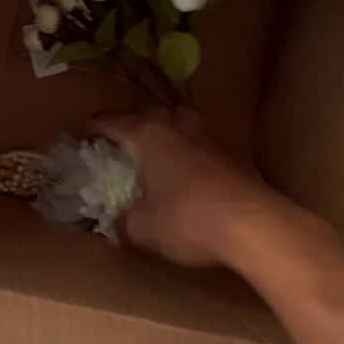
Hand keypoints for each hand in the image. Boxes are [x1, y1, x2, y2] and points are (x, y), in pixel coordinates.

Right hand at [89, 109, 324, 268]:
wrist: (254, 225)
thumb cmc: (188, 220)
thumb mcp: (144, 229)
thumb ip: (125, 224)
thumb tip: (118, 225)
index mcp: (147, 136)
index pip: (115, 122)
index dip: (99, 124)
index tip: (89, 126)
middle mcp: (177, 128)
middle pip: (151, 114)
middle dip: (135, 122)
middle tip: (125, 136)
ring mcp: (210, 137)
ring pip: (184, 119)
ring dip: (170, 127)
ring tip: (164, 142)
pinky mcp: (236, 154)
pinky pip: (206, 142)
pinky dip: (195, 149)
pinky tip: (196, 168)